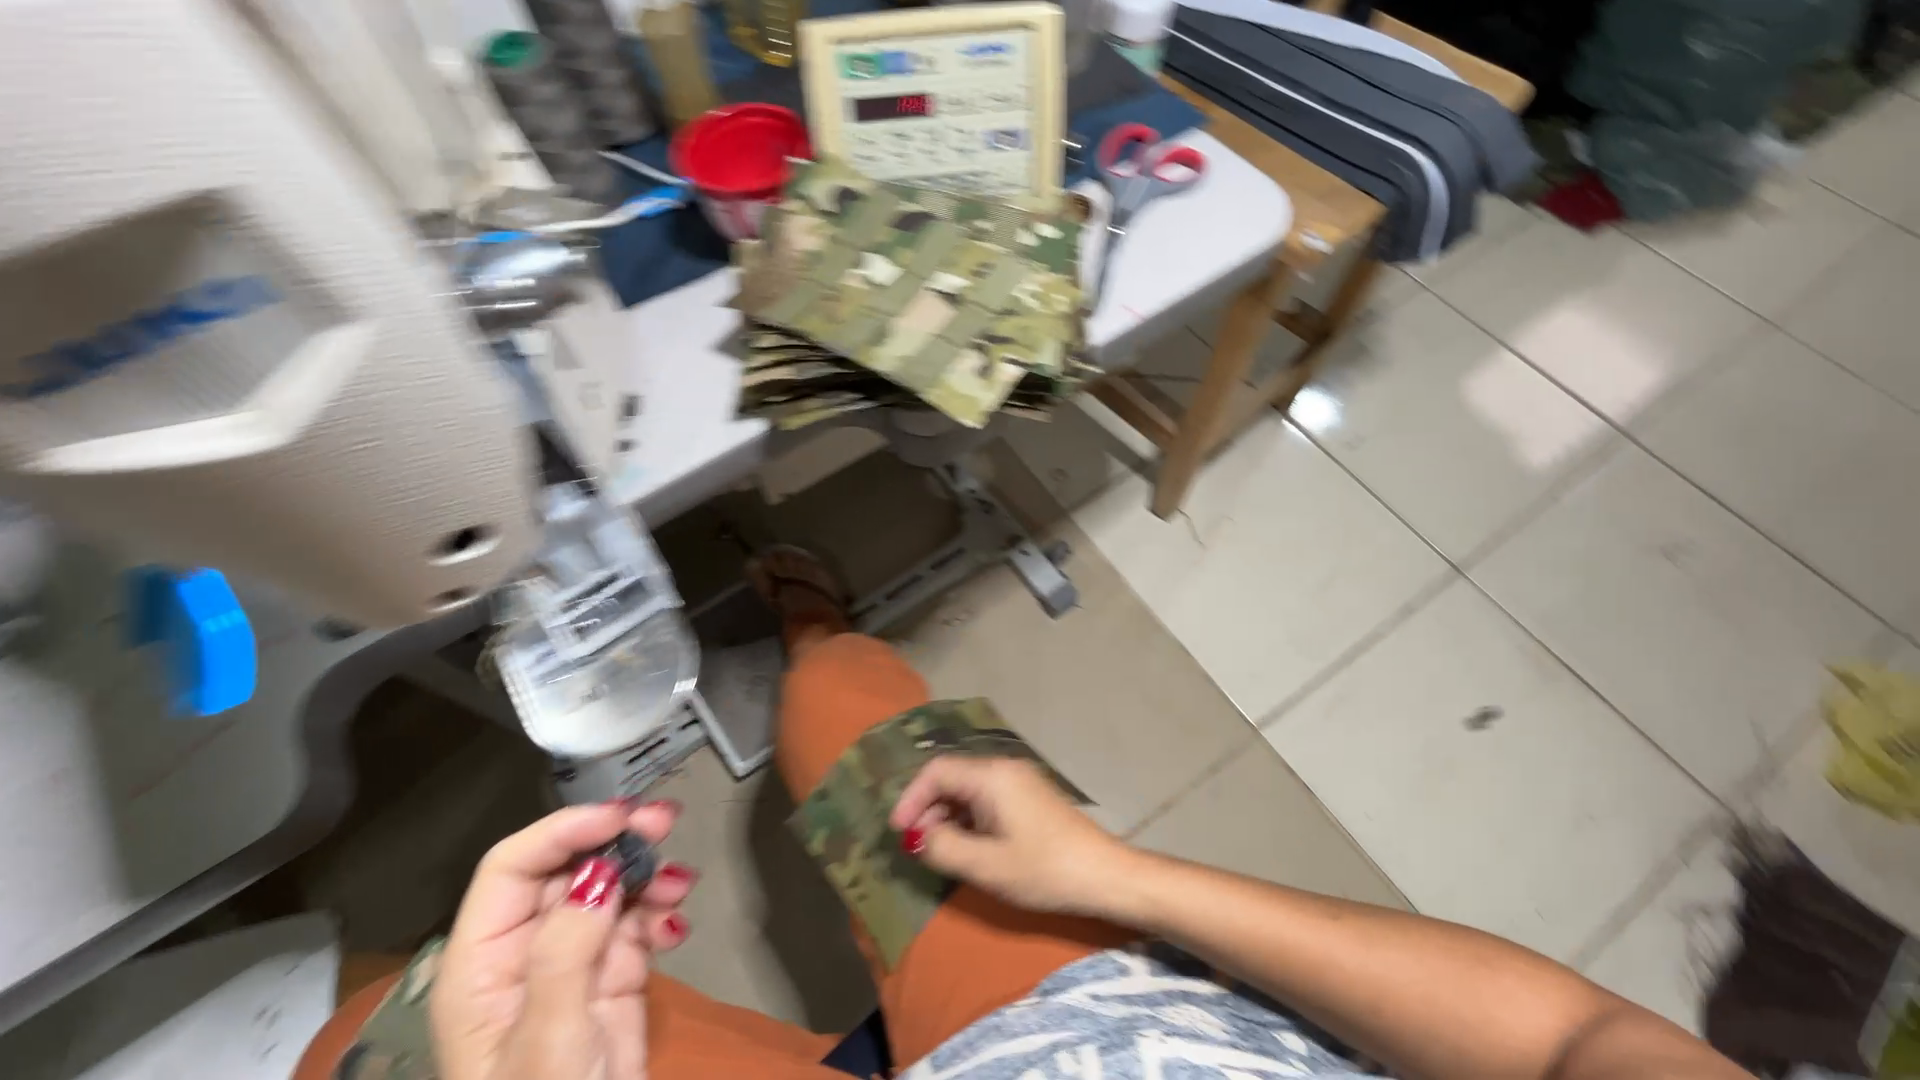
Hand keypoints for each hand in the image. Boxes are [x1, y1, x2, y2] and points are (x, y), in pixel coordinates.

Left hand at [430, 800, 696, 1079]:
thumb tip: (600, 871)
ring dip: (646, 875)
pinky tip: (676, 925)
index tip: (622, 815)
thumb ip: (567, 951)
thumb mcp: (550, 1042)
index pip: (512, 868)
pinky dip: (658, 913)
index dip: (564, 831)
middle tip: (667, 821)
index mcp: (483, 963)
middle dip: (615, 841)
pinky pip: (633, 924)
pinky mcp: (608, 980)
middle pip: (564, 869)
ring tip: (681, 885)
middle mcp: (522, 952)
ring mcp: (568, 965)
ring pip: (605, 889)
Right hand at [889, 756, 1132, 915]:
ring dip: (947, 816)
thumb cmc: (1044, 868)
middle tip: (915, 846)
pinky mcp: (1029, 799)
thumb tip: (916, 838)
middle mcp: (1004, 769)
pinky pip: (986, 799)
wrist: (1104, 875)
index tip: (897, 831)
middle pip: (951, 778)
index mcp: (991, 776)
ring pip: (968, 790)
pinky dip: (968, 819)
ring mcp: (1019, 782)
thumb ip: (943, 848)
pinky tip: (967, 848)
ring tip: (938, 851)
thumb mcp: (987, 866)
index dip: (911, 798)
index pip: (936, 771)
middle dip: (927, 809)